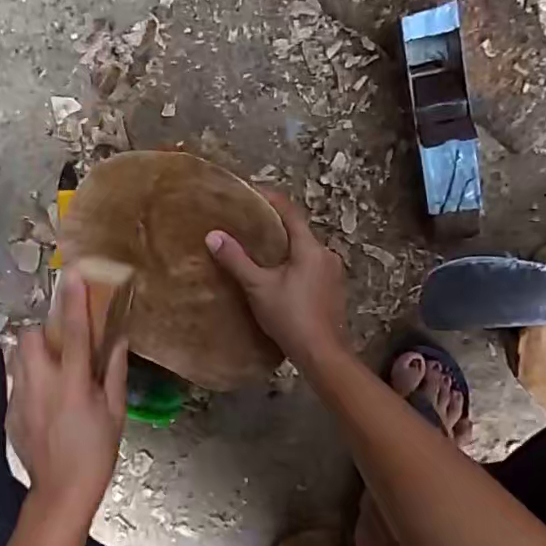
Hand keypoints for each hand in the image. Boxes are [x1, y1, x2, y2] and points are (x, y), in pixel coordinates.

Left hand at [5, 269, 129, 516]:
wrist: (60, 492)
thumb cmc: (96, 453)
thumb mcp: (115, 414)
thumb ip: (114, 373)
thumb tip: (118, 340)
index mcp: (73, 383)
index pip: (74, 332)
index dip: (75, 301)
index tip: (72, 274)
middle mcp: (42, 383)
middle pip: (30, 337)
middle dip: (43, 333)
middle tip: (59, 347)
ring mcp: (21, 397)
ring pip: (16, 355)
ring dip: (32, 354)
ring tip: (50, 371)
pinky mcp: (9, 410)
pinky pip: (14, 381)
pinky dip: (27, 380)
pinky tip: (43, 401)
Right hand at [205, 190, 347, 362]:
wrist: (323, 354)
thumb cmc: (291, 317)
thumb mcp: (258, 287)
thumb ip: (236, 260)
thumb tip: (213, 235)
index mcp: (310, 248)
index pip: (290, 212)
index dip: (271, 199)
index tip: (251, 190)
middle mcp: (326, 256)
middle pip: (298, 231)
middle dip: (274, 225)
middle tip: (248, 221)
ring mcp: (332, 274)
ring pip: (304, 251)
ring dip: (283, 247)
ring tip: (258, 248)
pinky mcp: (331, 291)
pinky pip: (309, 267)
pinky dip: (292, 264)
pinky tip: (276, 274)